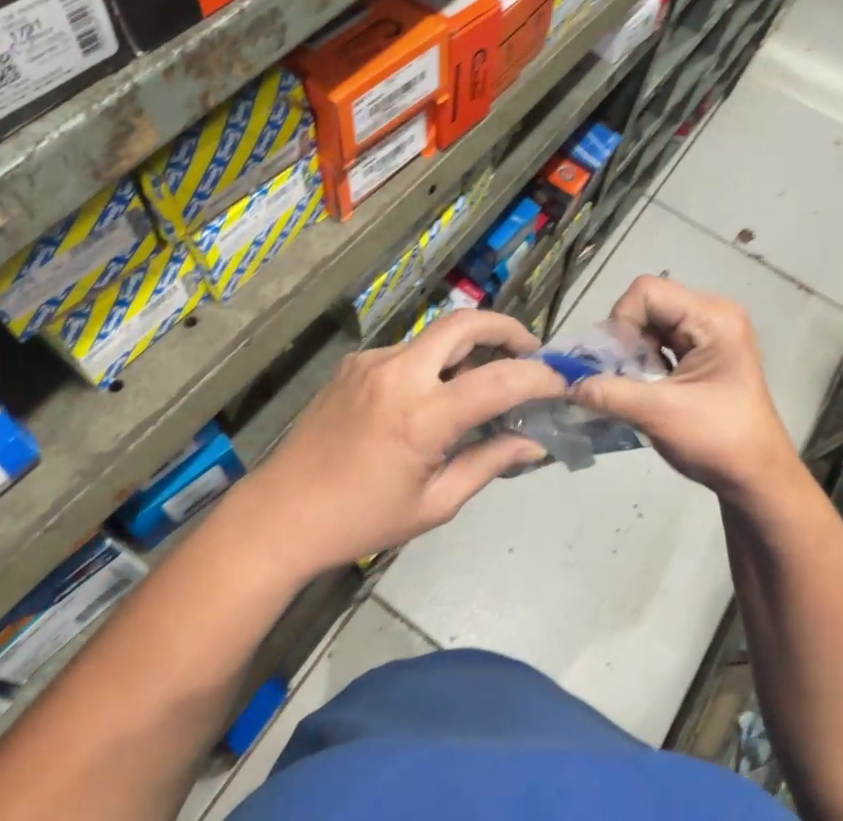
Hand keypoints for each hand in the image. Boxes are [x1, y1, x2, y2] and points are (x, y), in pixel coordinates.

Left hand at [239, 310, 565, 575]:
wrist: (281, 514)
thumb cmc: (361, 520)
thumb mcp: (434, 504)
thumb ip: (487, 464)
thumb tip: (533, 444)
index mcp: (421, 416)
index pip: (499, 379)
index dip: (540, 378)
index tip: (561, 384)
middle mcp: (397, 374)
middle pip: (464, 322)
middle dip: (506, 328)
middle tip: (530, 352)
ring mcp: (370, 363)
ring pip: (434, 336)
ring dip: (467, 348)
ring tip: (486, 381)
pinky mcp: (353, 365)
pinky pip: (407, 353)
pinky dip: (433, 364)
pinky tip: (435, 398)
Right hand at [571, 275, 798, 498]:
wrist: (756, 479)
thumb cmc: (718, 440)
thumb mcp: (658, 413)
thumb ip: (608, 393)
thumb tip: (565, 383)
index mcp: (713, 318)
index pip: (647, 292)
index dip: (621, 322)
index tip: (617, 363)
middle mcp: (712, 316)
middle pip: (647, 306)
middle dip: (624, 341)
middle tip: (618, 378)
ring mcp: (708, 335)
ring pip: (649, 326)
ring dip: (632, 355)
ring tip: (631, 388)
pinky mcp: (702, 355)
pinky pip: (659, 344)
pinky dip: (643, 364)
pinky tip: (642, 390)